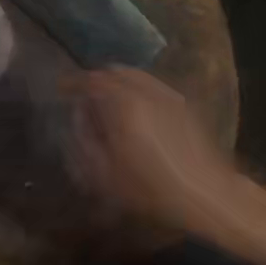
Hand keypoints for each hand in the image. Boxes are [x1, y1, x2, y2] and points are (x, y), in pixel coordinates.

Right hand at [67, 67, 238, 228]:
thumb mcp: (104, 173)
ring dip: (117, 81)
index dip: (73, 82)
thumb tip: (78, 115)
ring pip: (136, 75)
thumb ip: (84, 139)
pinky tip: (135, 107)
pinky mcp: (184, 103)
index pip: (91, 80)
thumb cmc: (149, 189)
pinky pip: (153, 85)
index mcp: (124, 103)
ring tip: (107, 99)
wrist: (204, 192)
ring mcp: (168, 94)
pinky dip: (137, 87)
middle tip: (83, 94)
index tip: (61, 89)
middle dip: (96, 80)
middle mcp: (146, 90)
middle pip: (114, 72)